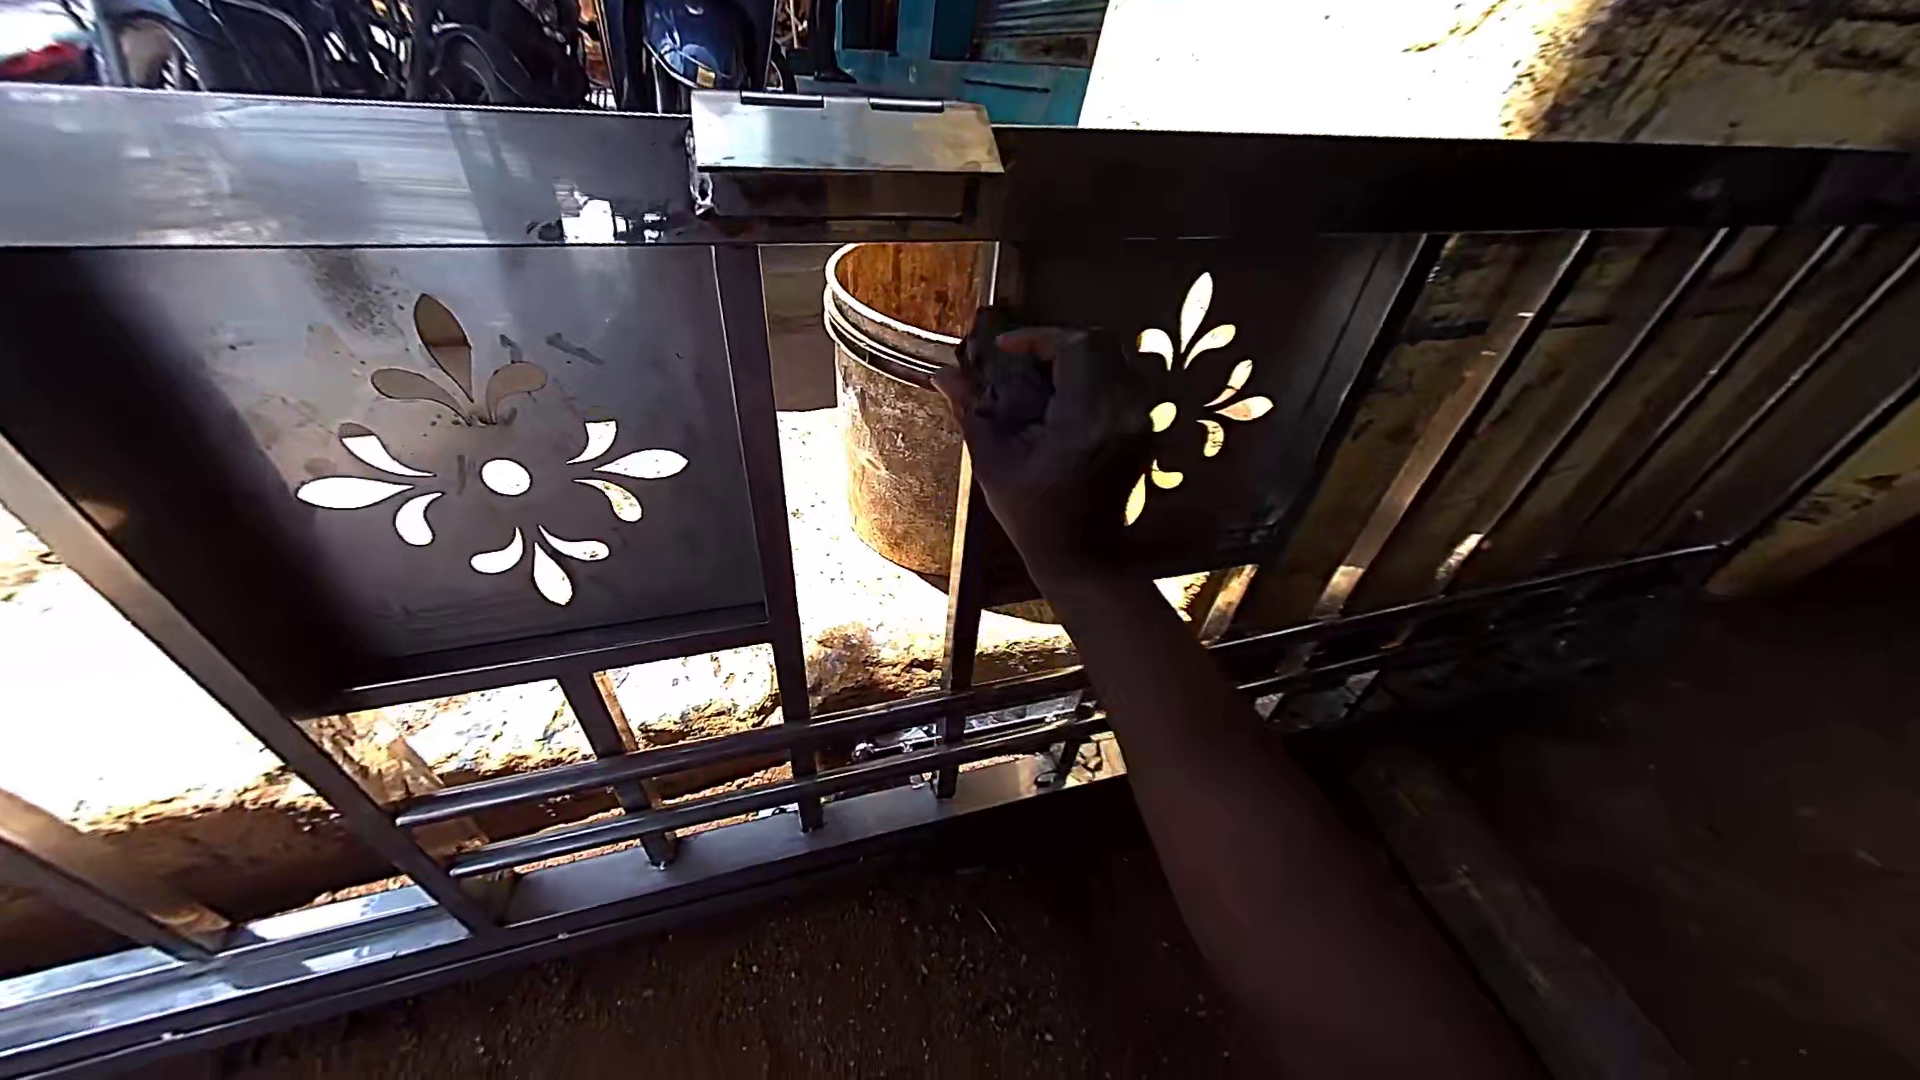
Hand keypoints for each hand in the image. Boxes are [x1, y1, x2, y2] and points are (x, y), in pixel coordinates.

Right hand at [932, 327, 1150, 585]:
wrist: (1083, 557)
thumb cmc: (1035, 518)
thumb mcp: (994, 465)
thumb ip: (970, 413)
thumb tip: (942, 375)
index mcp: (1086, 419)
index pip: (1075, 345)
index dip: (1037, 336)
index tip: (1006, 348)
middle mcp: (1123, 412)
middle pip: (1099, 342)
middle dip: (1057, 343)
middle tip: (1022, 362)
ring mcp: (1141, 421)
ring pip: (1116, 358)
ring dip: (1078, 357)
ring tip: (1043, 380)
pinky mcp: (1144, 430)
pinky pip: (1124, 381)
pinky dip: (1093, 377)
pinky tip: (1064, 402)